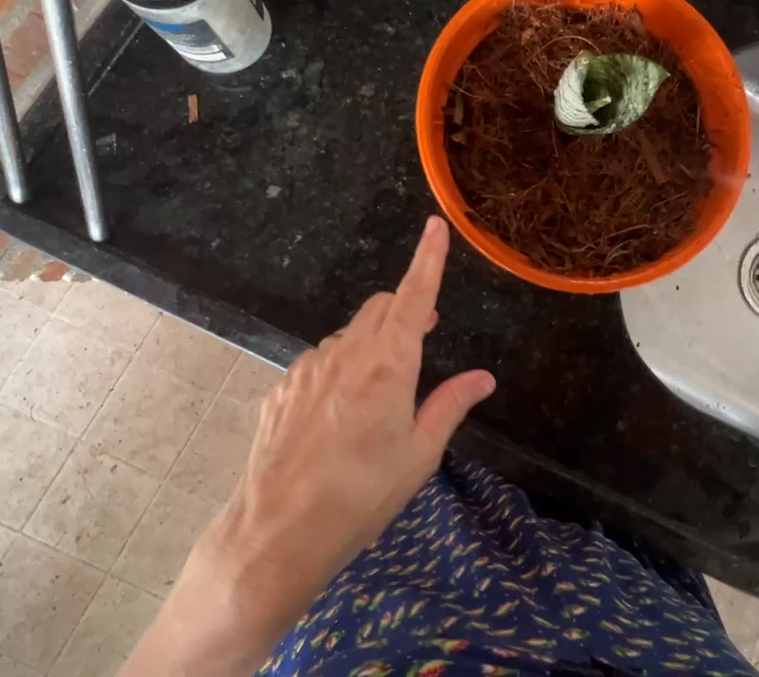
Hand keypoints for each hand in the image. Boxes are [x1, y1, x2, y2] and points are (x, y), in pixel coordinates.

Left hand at [123, 216, 495, 676]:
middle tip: (424, 335)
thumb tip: (482, 377)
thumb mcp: (419, 455)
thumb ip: (450, 405)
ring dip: (372, 343)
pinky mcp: (281, 388)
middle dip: (405, 309)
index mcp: (389, 364)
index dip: (428, 258)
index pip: (414, 296)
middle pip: (380, 307)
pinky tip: (338, 416)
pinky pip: (320, 361)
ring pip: (349, 334)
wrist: (276, 534)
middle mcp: (346, 353)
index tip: (436, 225)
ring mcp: (307, 368)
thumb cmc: (362, 496)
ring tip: (378, 395)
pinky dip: (339, 368)